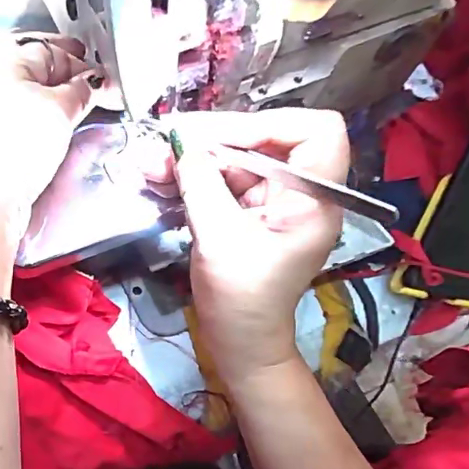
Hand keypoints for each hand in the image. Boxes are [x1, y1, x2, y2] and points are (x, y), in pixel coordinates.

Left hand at [0, 34, 97, 247]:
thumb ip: (82, 91)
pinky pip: (1, 122)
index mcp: (0, 55)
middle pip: (31, 71)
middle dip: (61, 80)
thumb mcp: (61, 110)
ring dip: (41, 99)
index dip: (81, 64)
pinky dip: (16, 121)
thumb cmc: (12, 147)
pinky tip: (26, 123)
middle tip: (91, 92)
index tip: (103, 79)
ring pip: (15, 95)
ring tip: (68, 111)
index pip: (51, 48)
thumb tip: (94, 82)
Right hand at [146, 108, 350, 386]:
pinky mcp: (249, 214)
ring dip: (195, 159)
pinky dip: (194, 178)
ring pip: (237, 161)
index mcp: (314, 200)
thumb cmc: (241, 300)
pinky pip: (223, 182)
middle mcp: (300, 194)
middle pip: (265, 143)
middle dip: (215, 141)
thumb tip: (183, 146)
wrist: (240, 343)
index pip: (315, 132)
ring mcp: (274, 204)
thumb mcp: (219, 239)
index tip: (222, 139)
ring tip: (153, 161)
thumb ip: (202, 186)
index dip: (269, 126)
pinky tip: (163, 177)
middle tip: (171, 143)